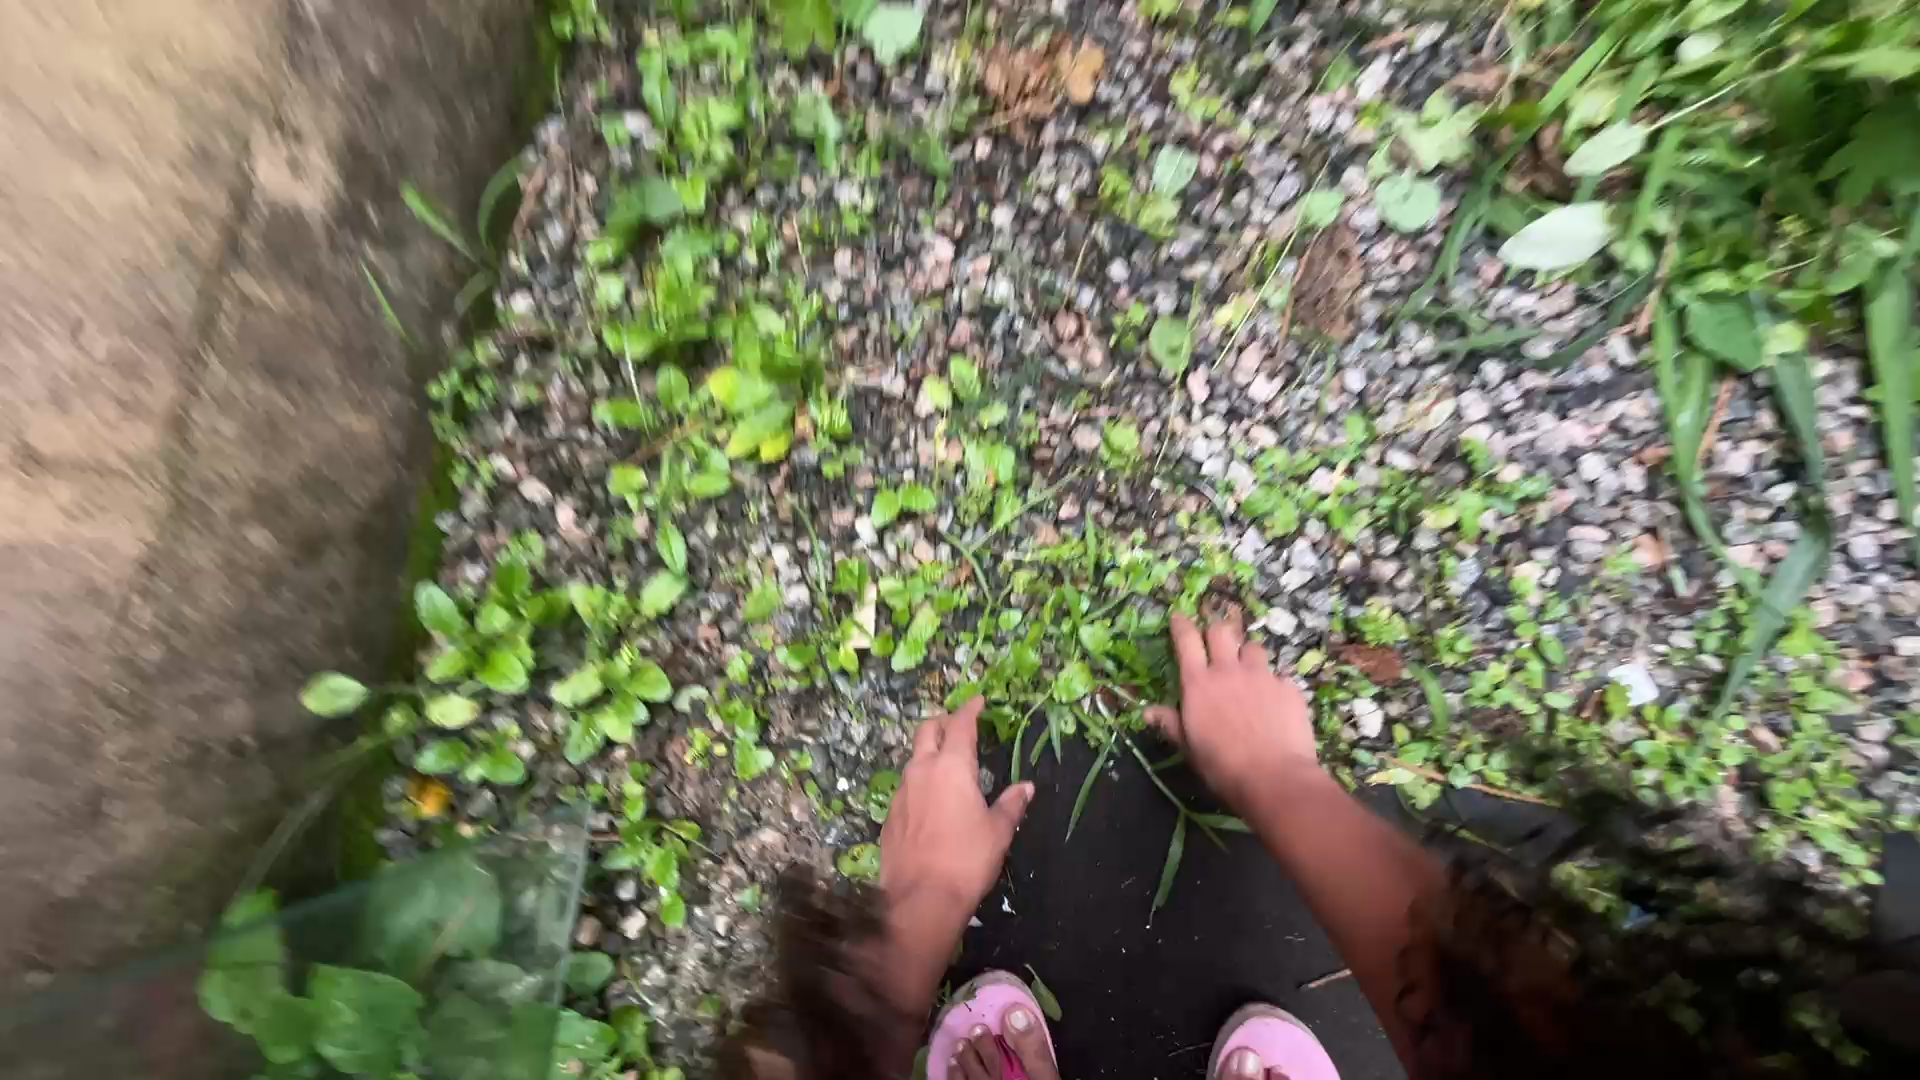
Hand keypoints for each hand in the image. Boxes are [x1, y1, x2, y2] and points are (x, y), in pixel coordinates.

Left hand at [877, 698, 1032, 1011]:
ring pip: (914, 758)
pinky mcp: (889, 814)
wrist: (919, 899)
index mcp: (951, 766)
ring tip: (948, 766)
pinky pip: (906, 786)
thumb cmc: (966, 860)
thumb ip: (1011, 804)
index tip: (979, 701)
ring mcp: (901, 791)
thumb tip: (1025, 787)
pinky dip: (921, 781)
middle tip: (961, 727)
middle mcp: (922, 770)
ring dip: (930, 752)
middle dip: (944, 722)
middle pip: (927, 730)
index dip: (970, 709)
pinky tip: (932, 800)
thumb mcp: (998, 832)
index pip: (960, 724)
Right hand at [1145, 610, 1319, 812]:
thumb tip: (1147, 711)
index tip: (1179, 617)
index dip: (1181, 625)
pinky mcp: (1289, 688)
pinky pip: (1280, 676)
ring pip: (1254, 648)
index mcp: (1198, 683)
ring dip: (1248, 655)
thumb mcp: (1189, 746)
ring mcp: (1262, 676)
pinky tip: (1275, 701)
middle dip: (1216, 632)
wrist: (1274, 778)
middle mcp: (1229, 671)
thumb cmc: (1222, 765)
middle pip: (1221, 632)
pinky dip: (1274, 683)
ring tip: (1249, 670)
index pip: (1186, 640)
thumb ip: (1170, 723)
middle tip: (1216, 642)